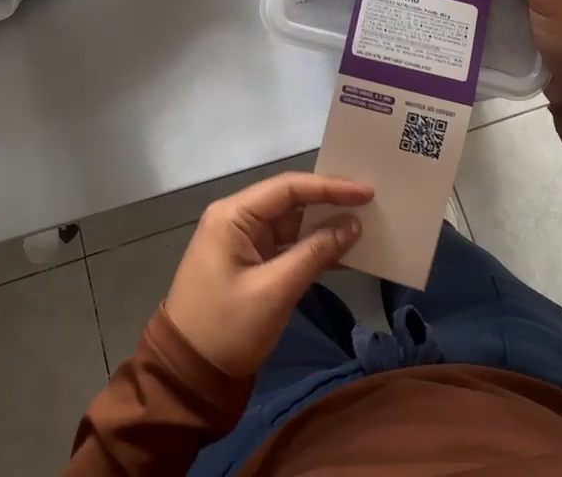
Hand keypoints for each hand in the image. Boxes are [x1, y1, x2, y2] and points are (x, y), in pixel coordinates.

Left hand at [162, 173, 373, 378]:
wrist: (190, 374)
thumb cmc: (227, 327)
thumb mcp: (274, 291)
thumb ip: (314, 253)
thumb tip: (352, 225)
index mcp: (233, 215)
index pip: (287, 188)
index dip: (329, 186)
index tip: (367, 191)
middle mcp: (237, 219)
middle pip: (290, 200)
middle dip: (329, 201)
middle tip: (371, 201)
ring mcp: (244, 241)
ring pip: (292, 222)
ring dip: (325, 225)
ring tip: (366, 222)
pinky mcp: (252, 262)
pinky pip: (289, 245)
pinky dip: (315, 248)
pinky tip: (346, 252)